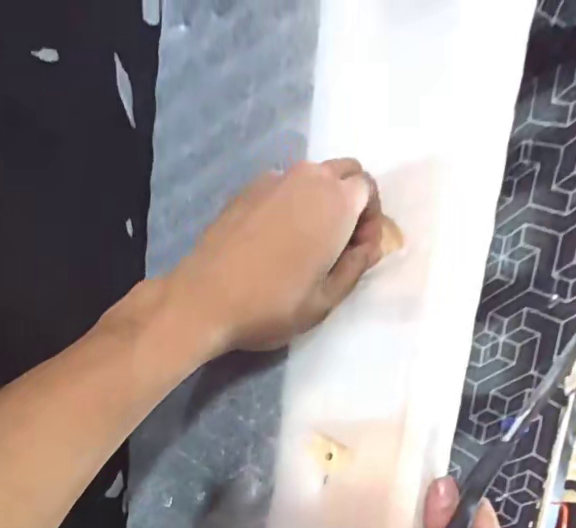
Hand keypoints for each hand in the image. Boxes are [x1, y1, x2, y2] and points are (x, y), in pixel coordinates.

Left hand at [165, 158, 390, 353]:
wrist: (205, 300)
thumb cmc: (271, 306)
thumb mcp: (325, 301)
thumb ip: (356, 267)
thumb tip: (370, 245)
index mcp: (336, 202)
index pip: (369, 189)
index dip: (371, 220)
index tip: (358, 251)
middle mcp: (308, 178)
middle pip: (343, 173)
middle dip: (350, 202)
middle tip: (338, 245)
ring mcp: (273, 179)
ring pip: (311, 177)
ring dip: (320, 201)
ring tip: (306, 244)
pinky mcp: (246, 190)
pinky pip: (282, 186)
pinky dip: (291, 203)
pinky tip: (275, 240)